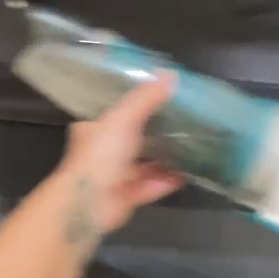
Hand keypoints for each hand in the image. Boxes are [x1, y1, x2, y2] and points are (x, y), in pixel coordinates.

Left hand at [50, 71, 183, 235]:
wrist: (88, 203)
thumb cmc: (101, 154)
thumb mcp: (124, 118)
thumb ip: (146, 98)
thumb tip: (170, 73)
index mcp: (94, 129)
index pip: (115, 113)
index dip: (135, 106)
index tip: (160, 100)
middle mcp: (101, 151)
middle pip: (131, 139)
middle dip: (154, 134)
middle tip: (183, 125)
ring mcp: (113, 176)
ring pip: (142, 164)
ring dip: (163, 159)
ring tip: (190, 149)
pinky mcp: (125, 197)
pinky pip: (149, 186)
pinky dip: (166, 181)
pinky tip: (186, 175)